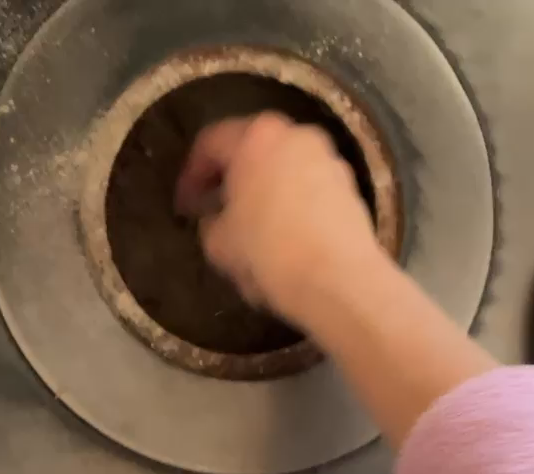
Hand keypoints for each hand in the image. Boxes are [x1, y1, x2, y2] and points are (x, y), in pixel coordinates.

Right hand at [175, 112, 387, 324]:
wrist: (338, 280)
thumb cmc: (269, 254)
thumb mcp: (220, 245)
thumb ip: (210, 224)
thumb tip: (215, 219)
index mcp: (255, 137)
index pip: (210, 144)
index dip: (190, 176)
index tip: (184, 204)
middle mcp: (294, 134)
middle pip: (252, 150)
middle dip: (232, 179)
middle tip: (217, 208)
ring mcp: (328, 157)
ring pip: (284, 168)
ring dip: (264, 191)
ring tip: (252, 226)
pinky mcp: (350, 186)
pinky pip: (309, 188)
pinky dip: (292, 204)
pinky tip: (285, 236)